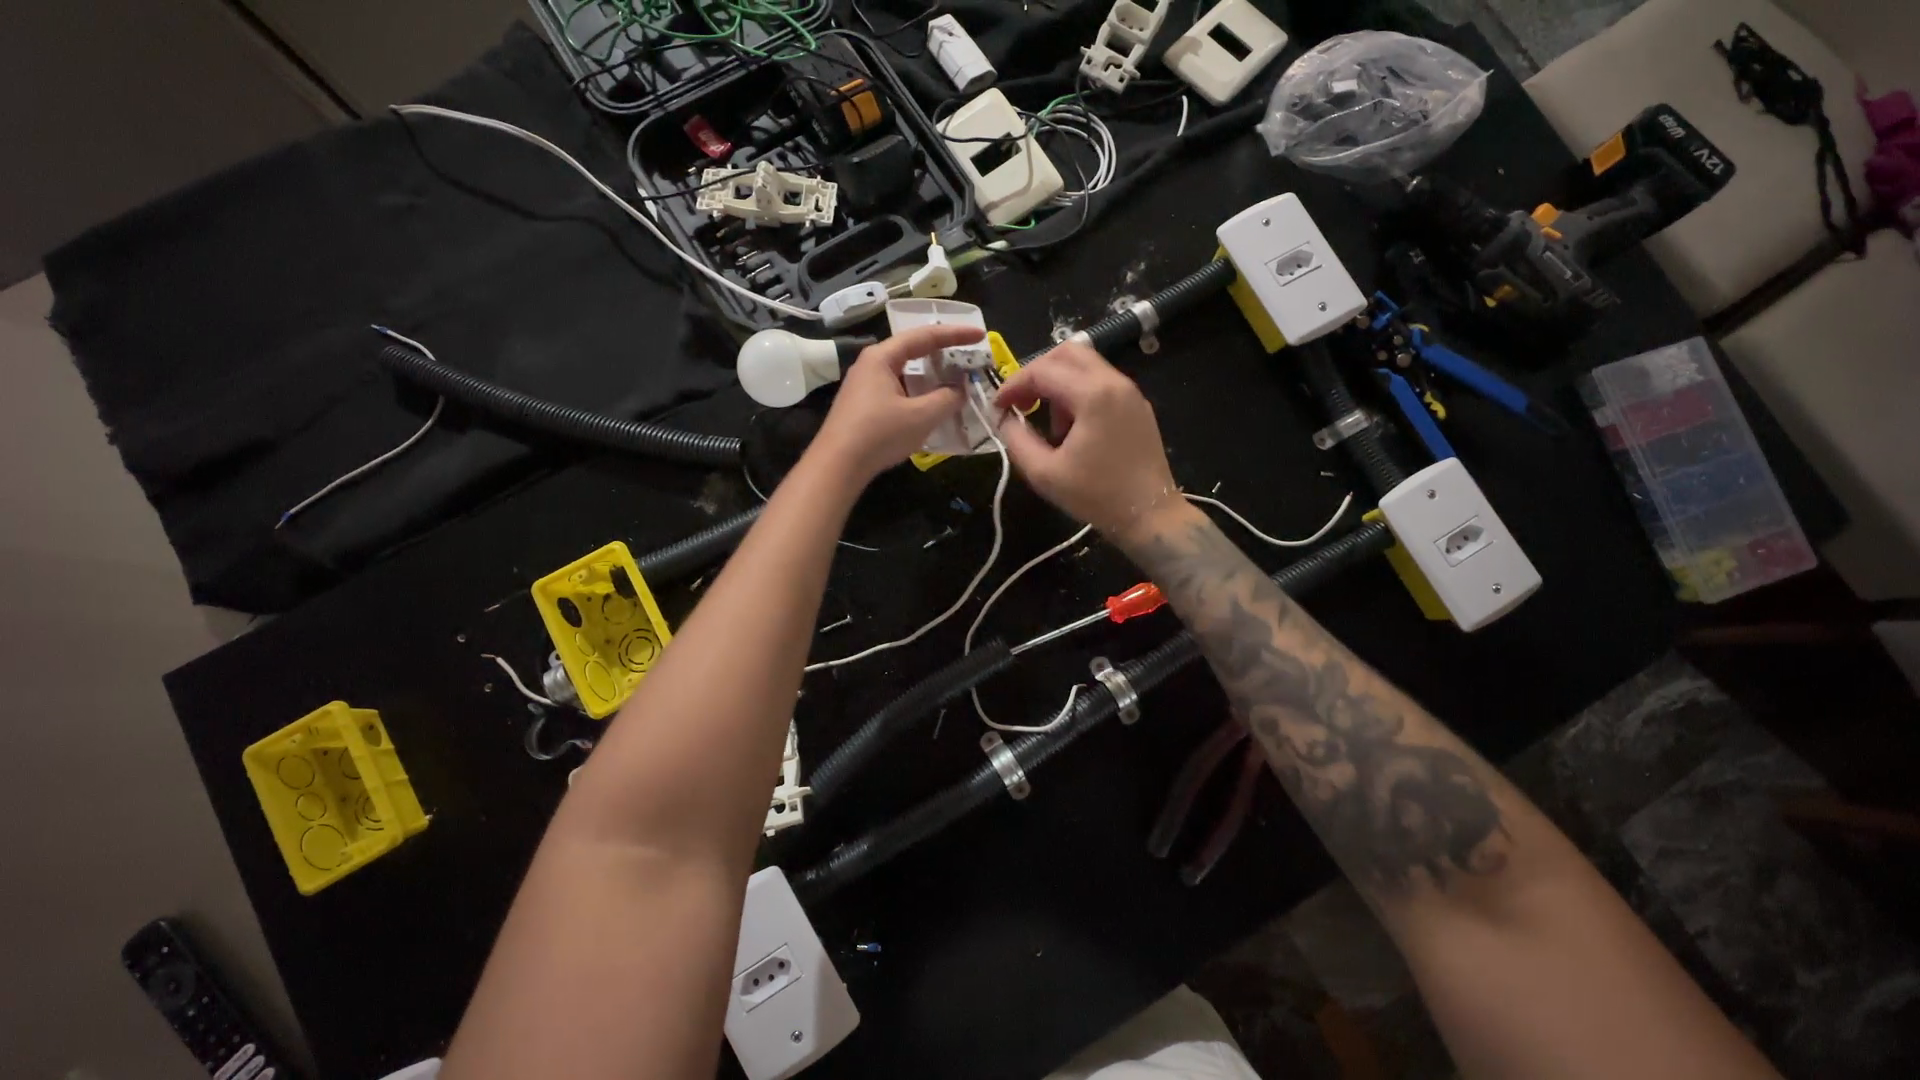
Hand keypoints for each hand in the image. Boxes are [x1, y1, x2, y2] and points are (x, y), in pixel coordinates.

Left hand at [811, 324, 982, 481]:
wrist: (837, 466)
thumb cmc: (879, 434)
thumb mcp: (921, 416)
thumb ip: (947, 398)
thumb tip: (960, 390)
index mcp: (882, 357)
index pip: (924, 336)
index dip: (955, 334)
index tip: (979, 335)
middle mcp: (871, 365)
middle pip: (913, 351)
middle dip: (943, 354)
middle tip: (969, 357)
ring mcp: (864, 385)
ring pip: (905, 372)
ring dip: (931, 376)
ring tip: (956, 382)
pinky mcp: (863, 406)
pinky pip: (898, 390)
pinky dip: (918, 392)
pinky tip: (932, 405)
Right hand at [993, 343, 1181, 535]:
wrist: (1150, 515)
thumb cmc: (1096, 496)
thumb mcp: (1044, 473)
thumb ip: (1016, 440)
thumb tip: (1005, 419)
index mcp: (1093, 395)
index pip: (1042, 371)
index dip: (1013, 386)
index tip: (998, 407)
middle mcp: (1114, 382)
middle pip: (1067, 353)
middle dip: (1036, 373)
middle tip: (1021, 402)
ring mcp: (1130, 392)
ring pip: (1085, 365)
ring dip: (1058, 383)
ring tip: (1050, 424)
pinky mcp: (1137, 405)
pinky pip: (1101, 382)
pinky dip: (1078, 392)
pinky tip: (1073, 427)